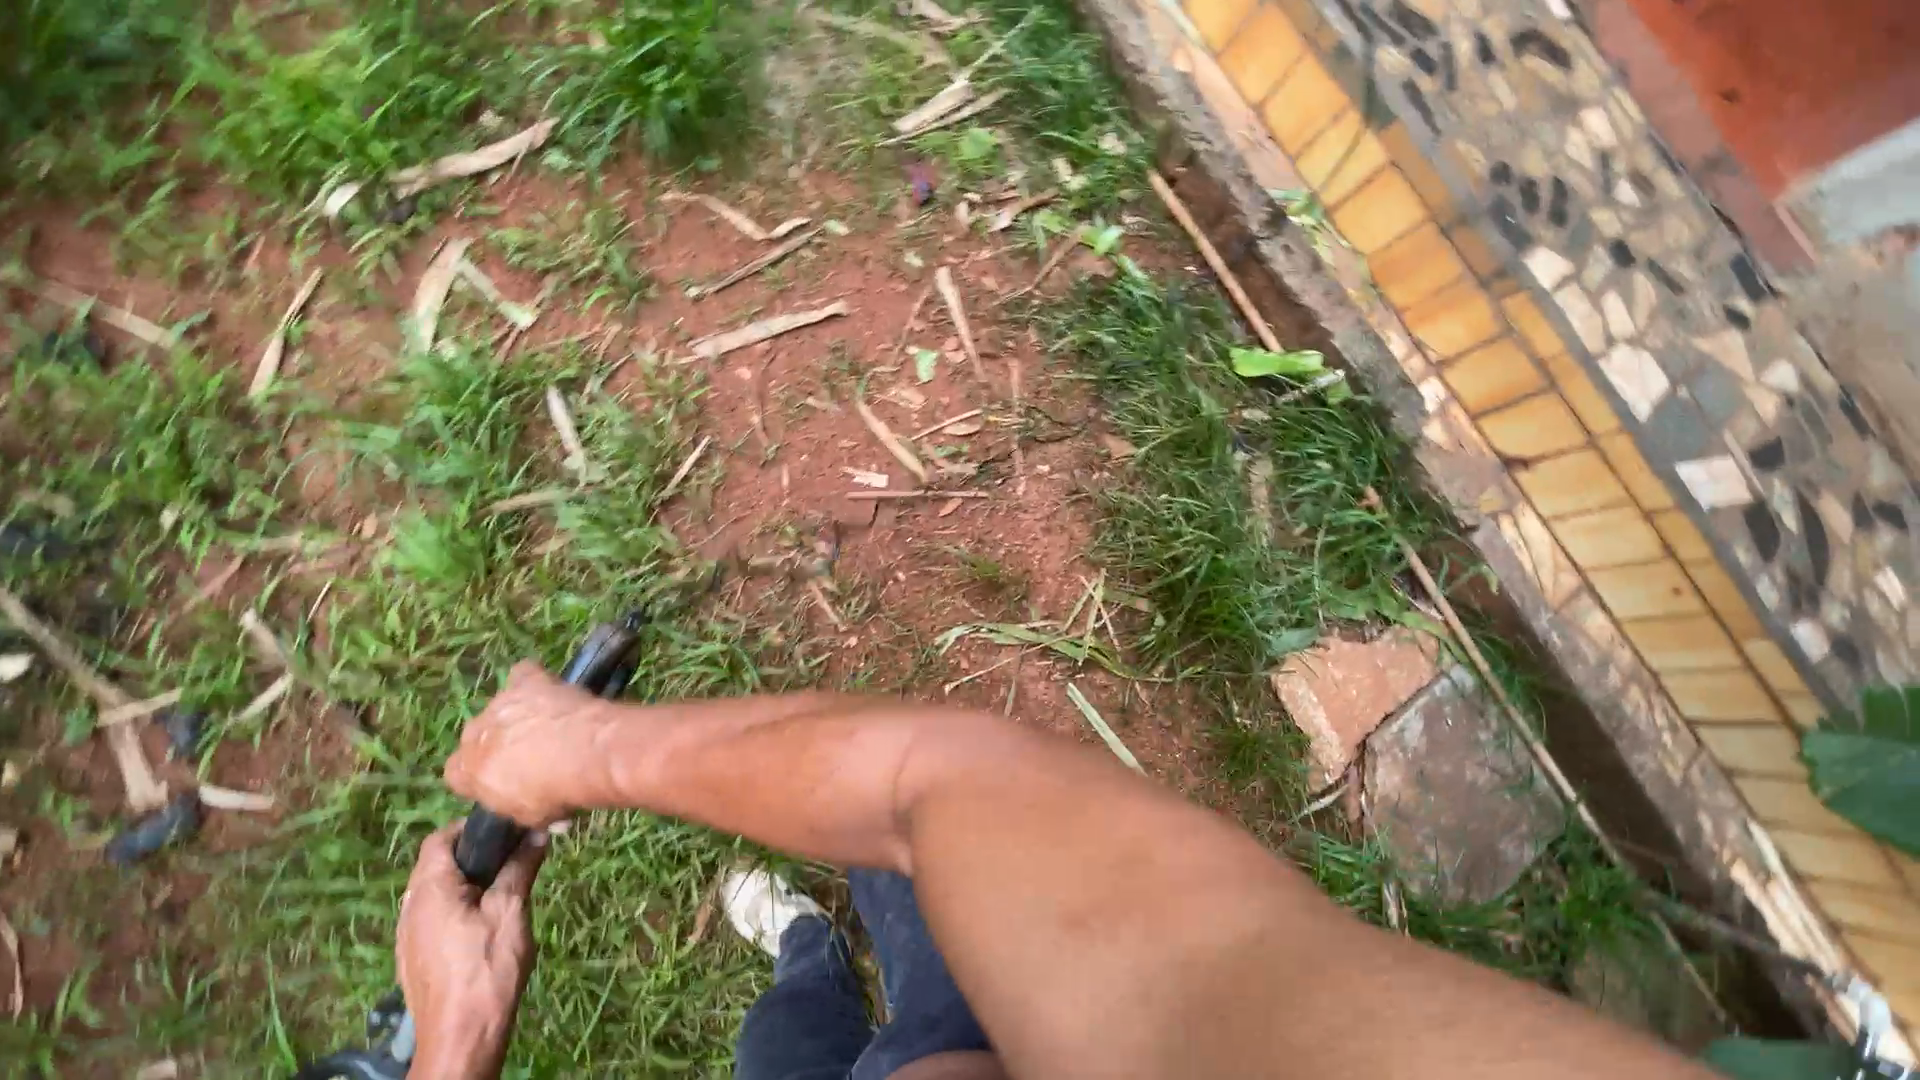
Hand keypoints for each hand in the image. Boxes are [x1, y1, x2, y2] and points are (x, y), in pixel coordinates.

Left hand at [398, 823, 546, 1079]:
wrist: (461, 1036)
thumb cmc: (487, 966)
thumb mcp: (511, 909)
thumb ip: (520, 868)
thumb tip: (538, 833)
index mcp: (429, 890)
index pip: (440, 839)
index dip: (470, 828)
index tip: (506, 832)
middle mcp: (410, 909)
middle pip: (437, 865)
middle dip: (474, 857)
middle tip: (513, 859)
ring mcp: (408, 937)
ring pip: (436, 894)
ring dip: (467, 884)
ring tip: (504, 891)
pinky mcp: (414, 960)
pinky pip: (434, 919)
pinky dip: (458, 909)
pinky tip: (484, 925)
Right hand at [445, 661, 603, 826]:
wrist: (586, 754)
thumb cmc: (556, 793)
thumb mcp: (532, 817)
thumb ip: (520, 809)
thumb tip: (534, 813)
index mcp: (466, 772)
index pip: (457, 774)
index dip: (480, 777)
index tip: (504, 780)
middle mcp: (475, 735)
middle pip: (478, 738)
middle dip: (500, 745)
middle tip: (534, 754)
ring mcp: (500, 705)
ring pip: (501, 708)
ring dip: (520, 715)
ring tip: (550, 725)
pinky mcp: (528, 683)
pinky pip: (522, 675)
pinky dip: (532, 681)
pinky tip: (547, 690)